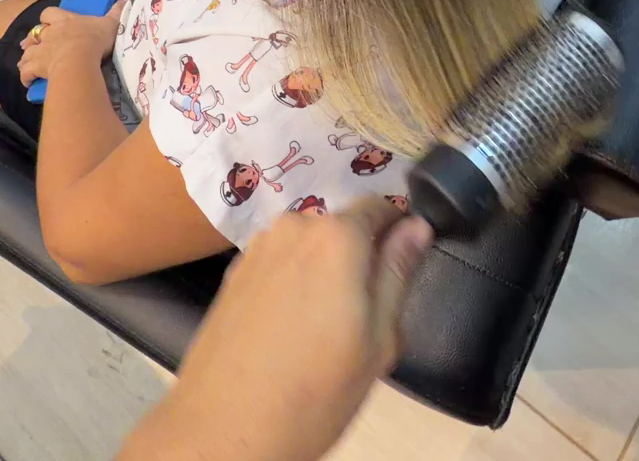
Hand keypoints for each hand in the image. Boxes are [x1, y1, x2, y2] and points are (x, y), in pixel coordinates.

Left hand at [17, 0, 128, 87]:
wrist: (80, 59)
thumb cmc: (96, 39)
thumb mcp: (112, 23)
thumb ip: (118, 11)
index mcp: (65, 21)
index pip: (50, 13)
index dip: (49, 18)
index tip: (50, 22)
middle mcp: (50, 34)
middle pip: (35, 34)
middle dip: (33, 39)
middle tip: (35, 45)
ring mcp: (41, 51)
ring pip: (27, 53)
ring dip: (26, 58)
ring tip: (27, 64)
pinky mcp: (37, 67)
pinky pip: (26, 72)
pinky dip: (26, 77)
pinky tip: (28, 81)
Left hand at [121, 197, 433, 460]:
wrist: (221, 432)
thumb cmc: (313, 391)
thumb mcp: (378, 338)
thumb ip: (398, 271)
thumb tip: (417, 225)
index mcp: (337, 236)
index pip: (381, 205)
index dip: (399, 229)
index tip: (403, 264)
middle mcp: (296, 226)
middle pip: (343, 227)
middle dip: (359, 257)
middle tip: (363, 314)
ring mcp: (259, 247)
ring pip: (310, 245)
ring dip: (324, 269)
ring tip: (322, 327)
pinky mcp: (234, 271)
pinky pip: (281, 262)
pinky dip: (293, 281)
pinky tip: (288, 329)